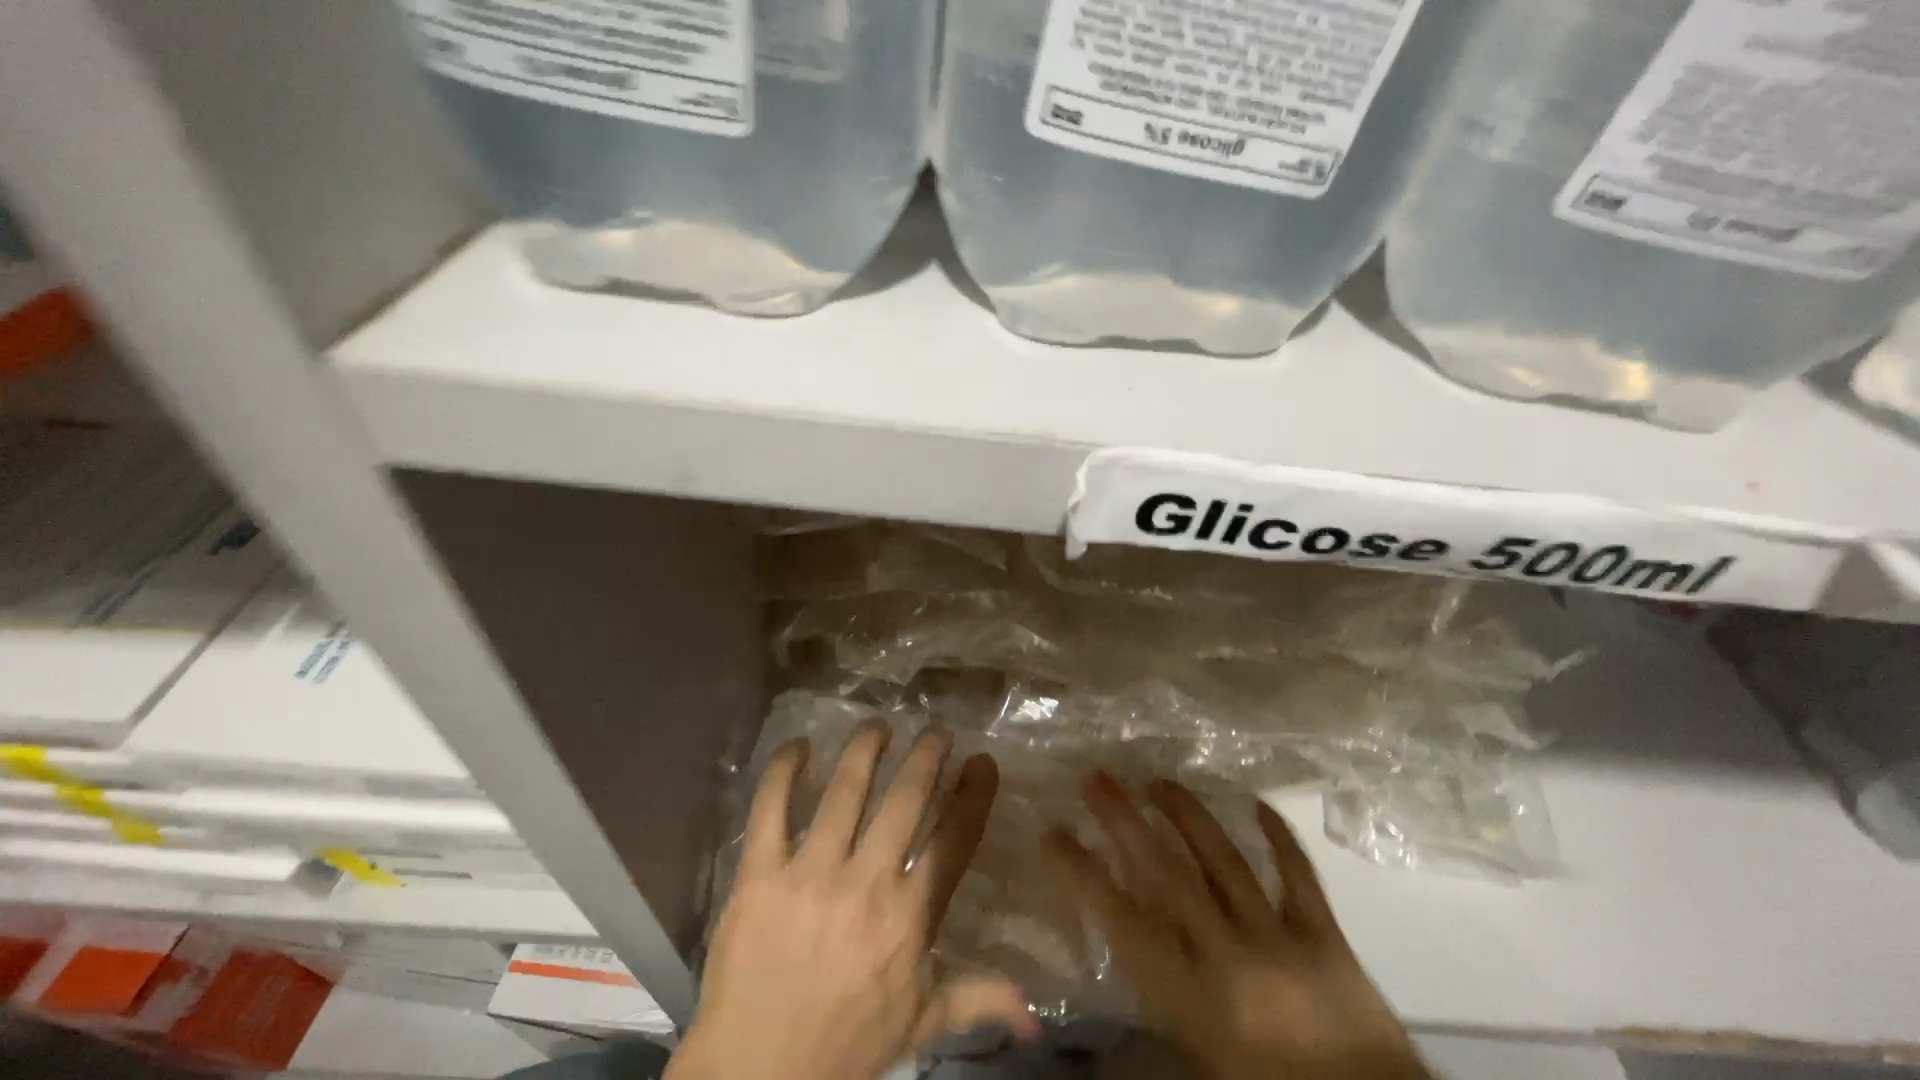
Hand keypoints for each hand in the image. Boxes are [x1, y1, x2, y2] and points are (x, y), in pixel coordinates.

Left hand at [672, 723, 1038, 1079]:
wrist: (761, 1072)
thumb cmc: (848, 1042)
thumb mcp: (923, 1020)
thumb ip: (980, 999)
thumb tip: (1039, 1017)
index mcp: (911, 916)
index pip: (953, 839)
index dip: (972, 795)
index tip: (981, 761)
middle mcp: (867, 882)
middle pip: (905, 800)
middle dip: (925, 756)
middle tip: (934, 730)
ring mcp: (810, 874)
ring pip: (844, 791)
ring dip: (865, 749)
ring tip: (878, 725)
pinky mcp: (760, 875)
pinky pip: (770, 808)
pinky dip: (784, 771)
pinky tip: (798, 747)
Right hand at [1046, 772, 1430, 1079]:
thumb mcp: (1194, 1043)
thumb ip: (1161, 983)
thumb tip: (1130, 927)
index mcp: (1185, 992)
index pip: (1119, 917)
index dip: (1081, 871)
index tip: (1054, 833)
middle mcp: (1222, 953)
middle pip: (1164, 872)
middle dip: (1124, 820)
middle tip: (1095, 778)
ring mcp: (1275, 936)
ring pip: (1221, 860)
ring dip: (1185, 815)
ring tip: (1157, 781)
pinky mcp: (1323, 933)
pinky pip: (1297, 874)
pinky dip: (1278, 836)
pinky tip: (1257, 803)